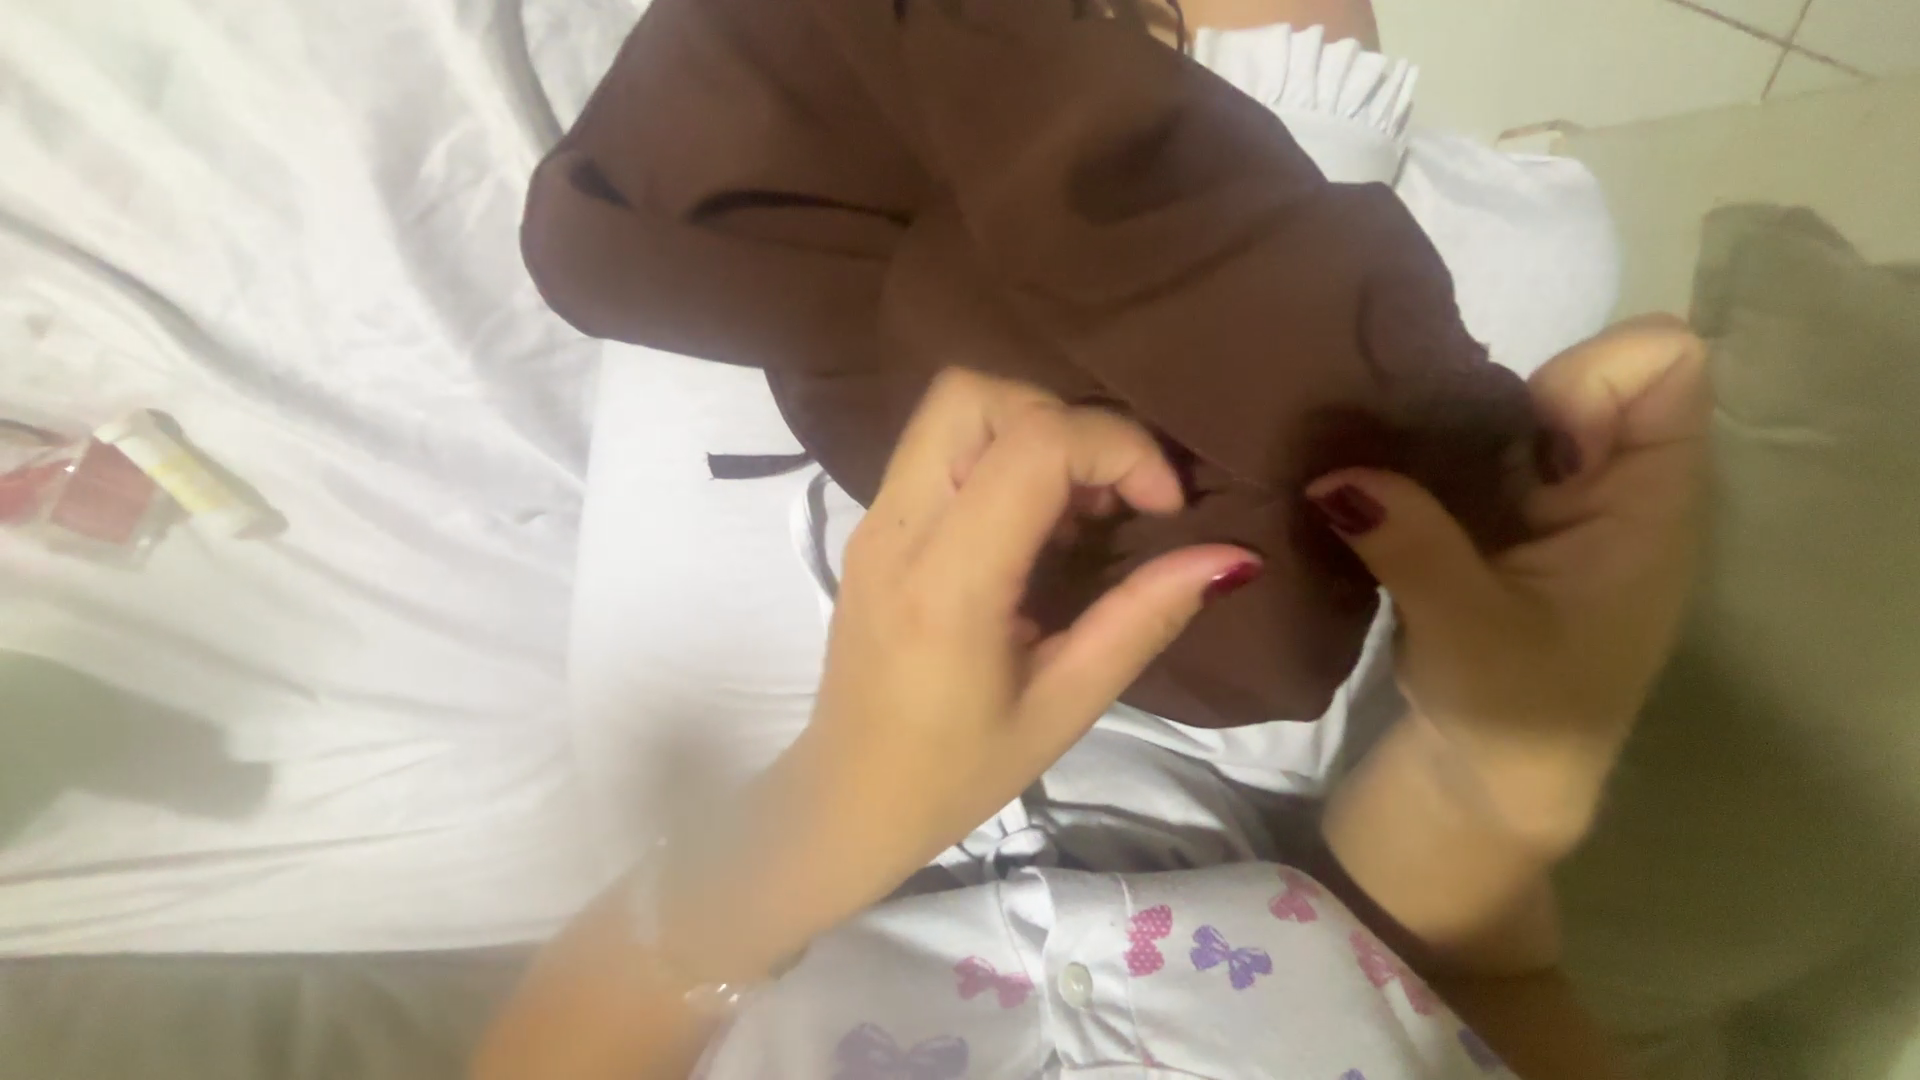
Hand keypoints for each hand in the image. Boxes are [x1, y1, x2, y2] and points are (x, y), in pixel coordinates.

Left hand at [787, 369, 1258, 896]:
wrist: (847, 799)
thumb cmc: (954, 774)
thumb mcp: (1063, 708)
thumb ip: (1142, 619)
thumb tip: (1229, 557)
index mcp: (946, 583)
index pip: (1031, 444)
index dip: (1117, 447)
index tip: (1162, 506)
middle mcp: (896, 530)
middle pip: (972, 394)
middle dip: (1061, 419)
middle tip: (1108, 493)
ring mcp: (872, 522)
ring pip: (950, 411)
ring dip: (1029, 432)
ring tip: (1077, 510)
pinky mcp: (871, 529)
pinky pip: (937, 450)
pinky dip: (998, 457)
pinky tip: (1032, 526)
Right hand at [1308, 317, 1710, 850]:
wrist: (1494, 782)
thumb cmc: (1516, 715)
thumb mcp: (1464, 630)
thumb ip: (1408, 543)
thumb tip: (1329, 474)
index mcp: (1642, 505)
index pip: (1655, 372)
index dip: (1577, 375)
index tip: (1492, 433)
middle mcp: (1599, 489)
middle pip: (1560, 382)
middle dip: (1479, 391)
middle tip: (1391, 431)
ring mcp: (1539, 510)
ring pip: (1497, 422)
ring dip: (1430, 429)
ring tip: (1363, 453)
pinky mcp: (1487, 533)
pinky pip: (1454, 466)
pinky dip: (1410, 464)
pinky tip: (1363, 484)